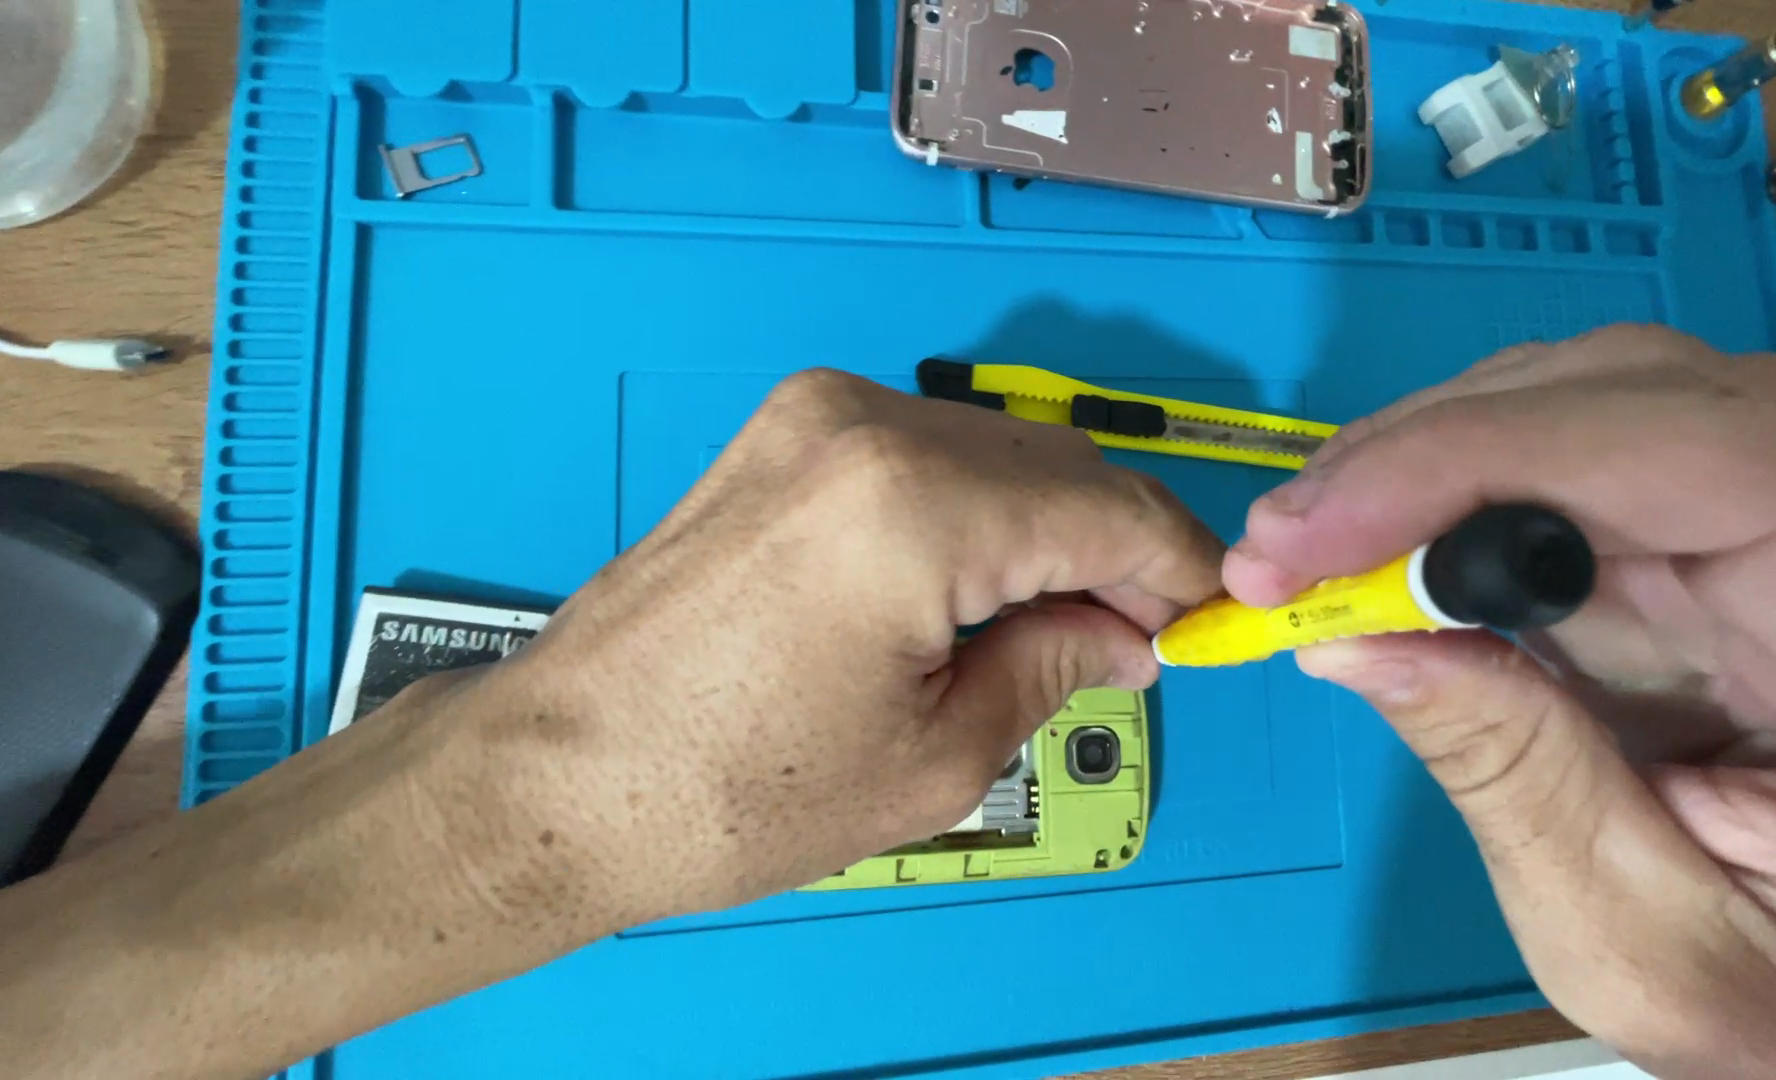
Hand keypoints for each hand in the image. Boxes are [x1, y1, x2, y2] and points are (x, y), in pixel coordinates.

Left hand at [0, 370, 1221, 1079]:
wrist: (561, 769)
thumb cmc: (745, 791)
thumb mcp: (938, 756)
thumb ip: (1057, 668)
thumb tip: (1134, 634)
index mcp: (917, 503)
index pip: (1106, 507)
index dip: (1177, 565)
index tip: (1211, 620)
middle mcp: (871, 421)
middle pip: (1057, 462)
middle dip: (1117, 544)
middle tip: (1138, 633)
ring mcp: (821, 411)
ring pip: (998, 450)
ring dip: (1052, 525)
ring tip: (1065, 617)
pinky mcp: (791, 428)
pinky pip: (932, 452)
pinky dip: (984, 508)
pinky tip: (985, 578)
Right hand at [1225, 326, 1775, 1077]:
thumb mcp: (1660, 952)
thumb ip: (1509, 782)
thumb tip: (1344, 644)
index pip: (1697, 455)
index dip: (1470, 462)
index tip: (1303, 542)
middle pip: (1621, 398)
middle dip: (1410, 462)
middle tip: (1273, 548)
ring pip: (1578, 404)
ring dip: (1410, 465)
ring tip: (1304, 547)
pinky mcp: (1716, 529)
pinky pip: (1558, 460)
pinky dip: (1436, 492)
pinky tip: (1370, 547)